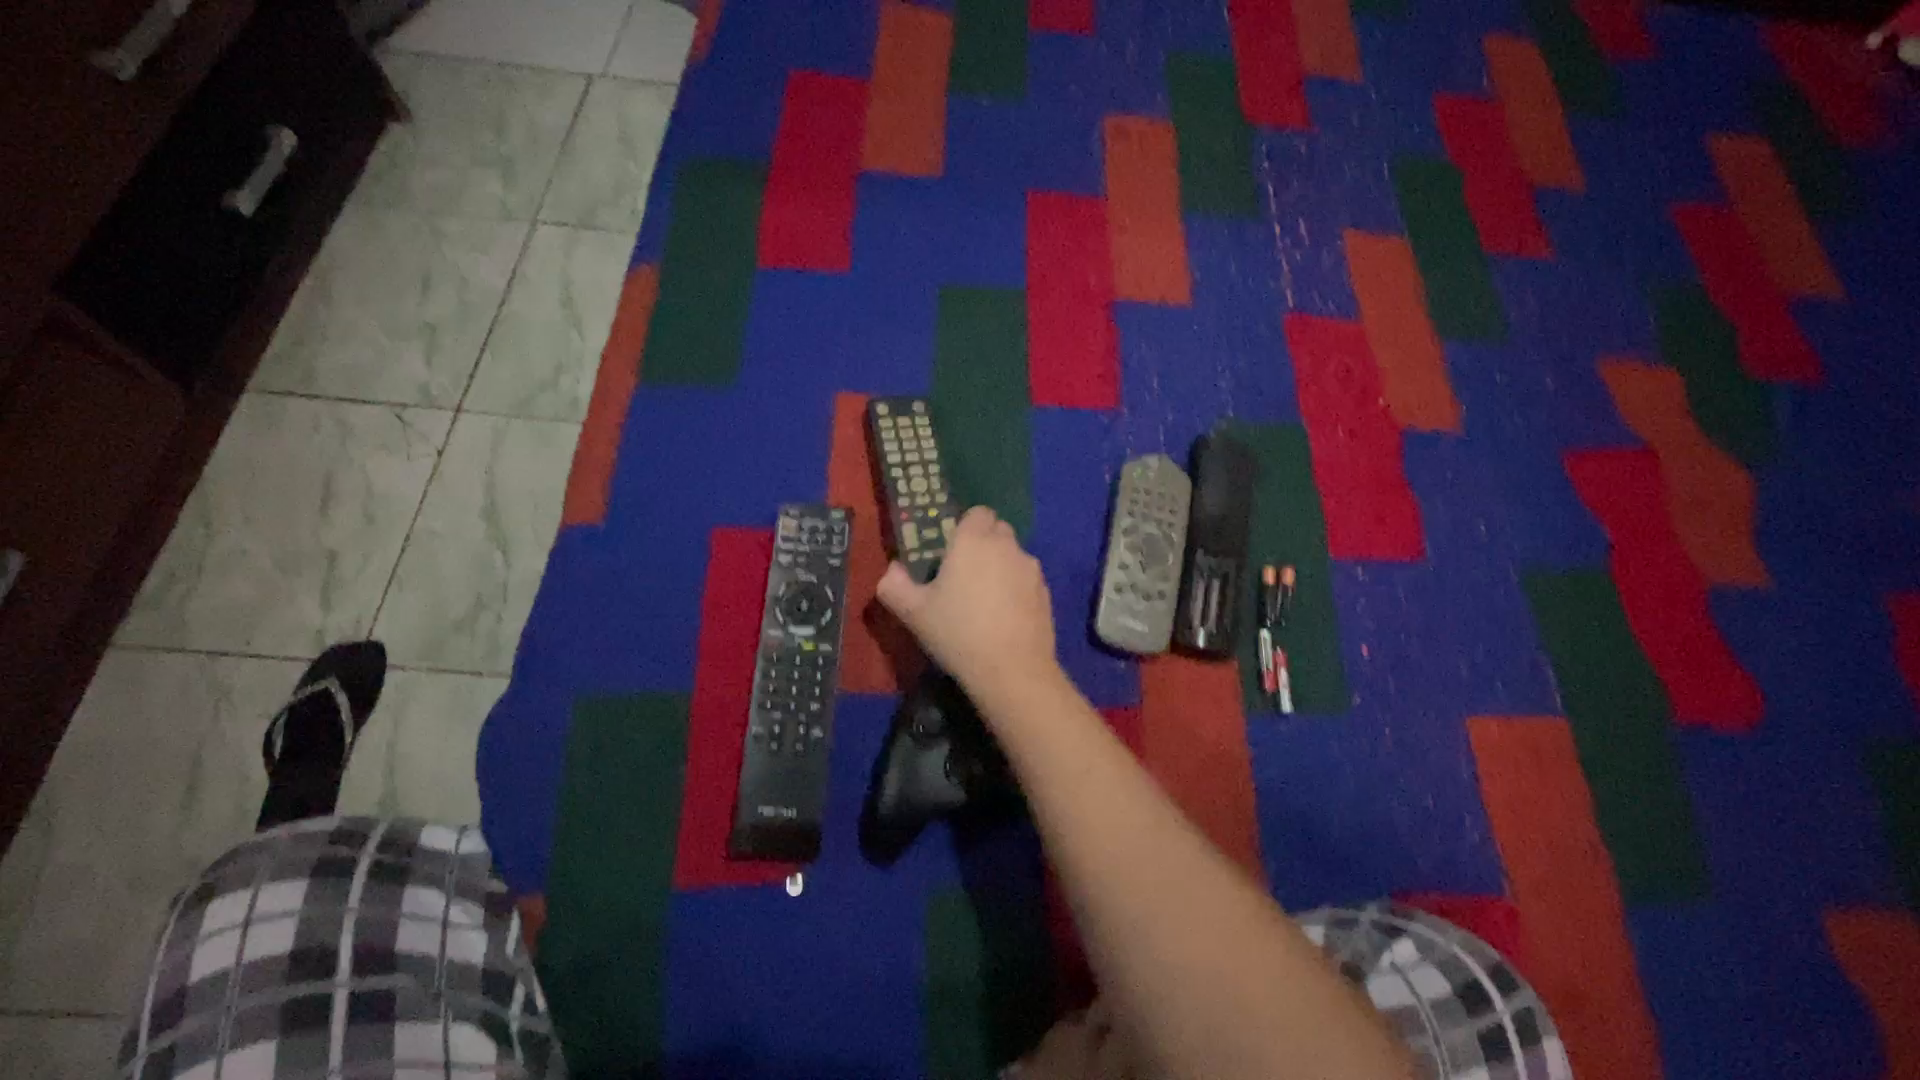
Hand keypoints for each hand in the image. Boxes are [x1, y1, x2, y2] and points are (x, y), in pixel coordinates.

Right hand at [875, 506, 1058, 691]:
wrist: (1012, 670)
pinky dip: (1017, 589)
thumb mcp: (913, 613)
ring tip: (985, 600)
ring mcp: (1031, 569)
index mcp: (973, 541)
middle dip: (983, 543)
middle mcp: (1006, 546)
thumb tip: (893, 570)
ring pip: (1014, 555)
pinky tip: (1005, 617)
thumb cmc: (958, 633)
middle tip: (963, 575)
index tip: (950, 551)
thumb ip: (894, 586)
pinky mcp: (1046, 593)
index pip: (976, 512)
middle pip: (997, 530)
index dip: (964, 527)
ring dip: (1001, 566)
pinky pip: (1027, 579)